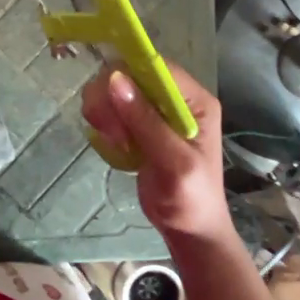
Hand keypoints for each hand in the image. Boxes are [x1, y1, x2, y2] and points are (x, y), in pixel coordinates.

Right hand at [81, 63, 229, 238]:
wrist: (189, 231)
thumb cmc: (191, 199)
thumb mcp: (173, 162)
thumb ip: (145, 121)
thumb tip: (114, 79)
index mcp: (194, 100)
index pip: (156, 67)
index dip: (128, 73)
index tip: (108, 96)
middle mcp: (174, 97)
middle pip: (130, 73)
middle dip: (111, 96)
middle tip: (109, 129)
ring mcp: (155, 109)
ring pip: (115, 87)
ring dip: (104, 109)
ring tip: (112, 138)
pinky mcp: (138, 122)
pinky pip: (111, 105)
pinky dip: (104, 119)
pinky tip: (111, 141)